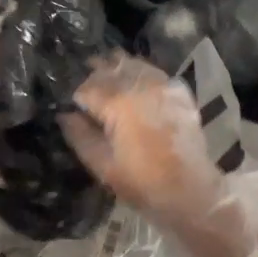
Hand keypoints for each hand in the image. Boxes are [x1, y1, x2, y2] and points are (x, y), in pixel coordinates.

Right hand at [58, 53, 222, 226]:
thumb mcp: (102, 165)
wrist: (193, 193)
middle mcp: (139, 85)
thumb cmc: (143, 182)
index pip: (85, 88)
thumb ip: (79, 136)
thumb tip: (65, 115)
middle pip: (107, 68)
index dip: (77, 99)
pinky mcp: (179, 91)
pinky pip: (154, 72)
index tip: (75, 110)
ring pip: (131, 63)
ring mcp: (162, 85)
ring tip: (110, 83)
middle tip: (89, 95)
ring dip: (116, 70)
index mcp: (117, 103)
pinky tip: (137, 87)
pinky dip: (141, 74)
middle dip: (94, 78)